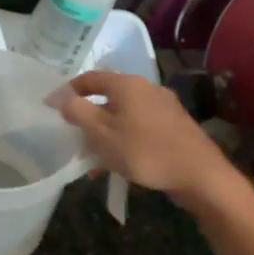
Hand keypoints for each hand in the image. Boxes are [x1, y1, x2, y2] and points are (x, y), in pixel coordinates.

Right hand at [55, 72, 237, 207]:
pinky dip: (125, 140)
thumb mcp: (101, 133)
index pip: (89, 78)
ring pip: (124, 116)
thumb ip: (76, 111)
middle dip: (88, 117)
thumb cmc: (145, 151)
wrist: (202, 176)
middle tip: (74, 136)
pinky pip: (140, 128)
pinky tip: (119, 164)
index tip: (52, 107)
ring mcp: (165, 108)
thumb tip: (61, 98)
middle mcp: (147, 89)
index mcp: (127, 85)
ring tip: (94, 158)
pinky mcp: (176, 127)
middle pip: (108, 98)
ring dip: (106, 133)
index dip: (67, 91)